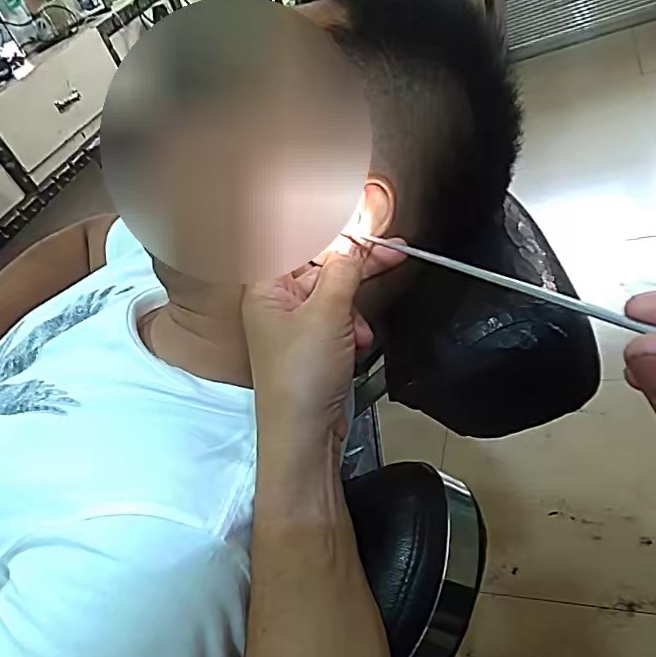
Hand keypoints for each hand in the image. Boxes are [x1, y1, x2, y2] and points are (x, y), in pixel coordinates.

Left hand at [241, 239, 401, 451]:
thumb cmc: (299, 381)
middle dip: (355, 266)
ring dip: (354, 308)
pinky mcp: (314, 345)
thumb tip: (354, 242)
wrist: (305, 433)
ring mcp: (296, 326)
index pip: (300, 243)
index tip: (363, 222)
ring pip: (335, 295)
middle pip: (322, 267)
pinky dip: (353, 328)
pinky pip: (339, 321)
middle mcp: (278, 304)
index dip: (333, 232)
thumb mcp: (327, 313)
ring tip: (358, 331)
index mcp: (266, 287)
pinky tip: (357, 343)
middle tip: (389, 251)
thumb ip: (344, 270)